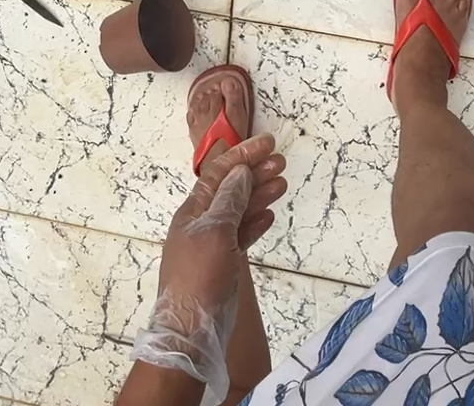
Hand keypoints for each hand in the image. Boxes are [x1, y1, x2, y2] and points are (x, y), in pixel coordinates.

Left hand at [159, 134, 286, 311]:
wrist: (191, 332)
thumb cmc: (200, 276)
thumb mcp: (215, 231)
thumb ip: (229, 200)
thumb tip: (239, 172)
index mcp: (194, 209)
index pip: (219, 172)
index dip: (243, 154)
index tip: (268, 143)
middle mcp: (202, 221)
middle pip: (231, 188)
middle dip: (254, 172)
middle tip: (281, 162)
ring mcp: (213, 243)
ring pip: (239, 210)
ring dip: (259, 194)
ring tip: (282, 183)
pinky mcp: (223, 263)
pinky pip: (241, 234)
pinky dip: (255, 222)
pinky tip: (270, 215)